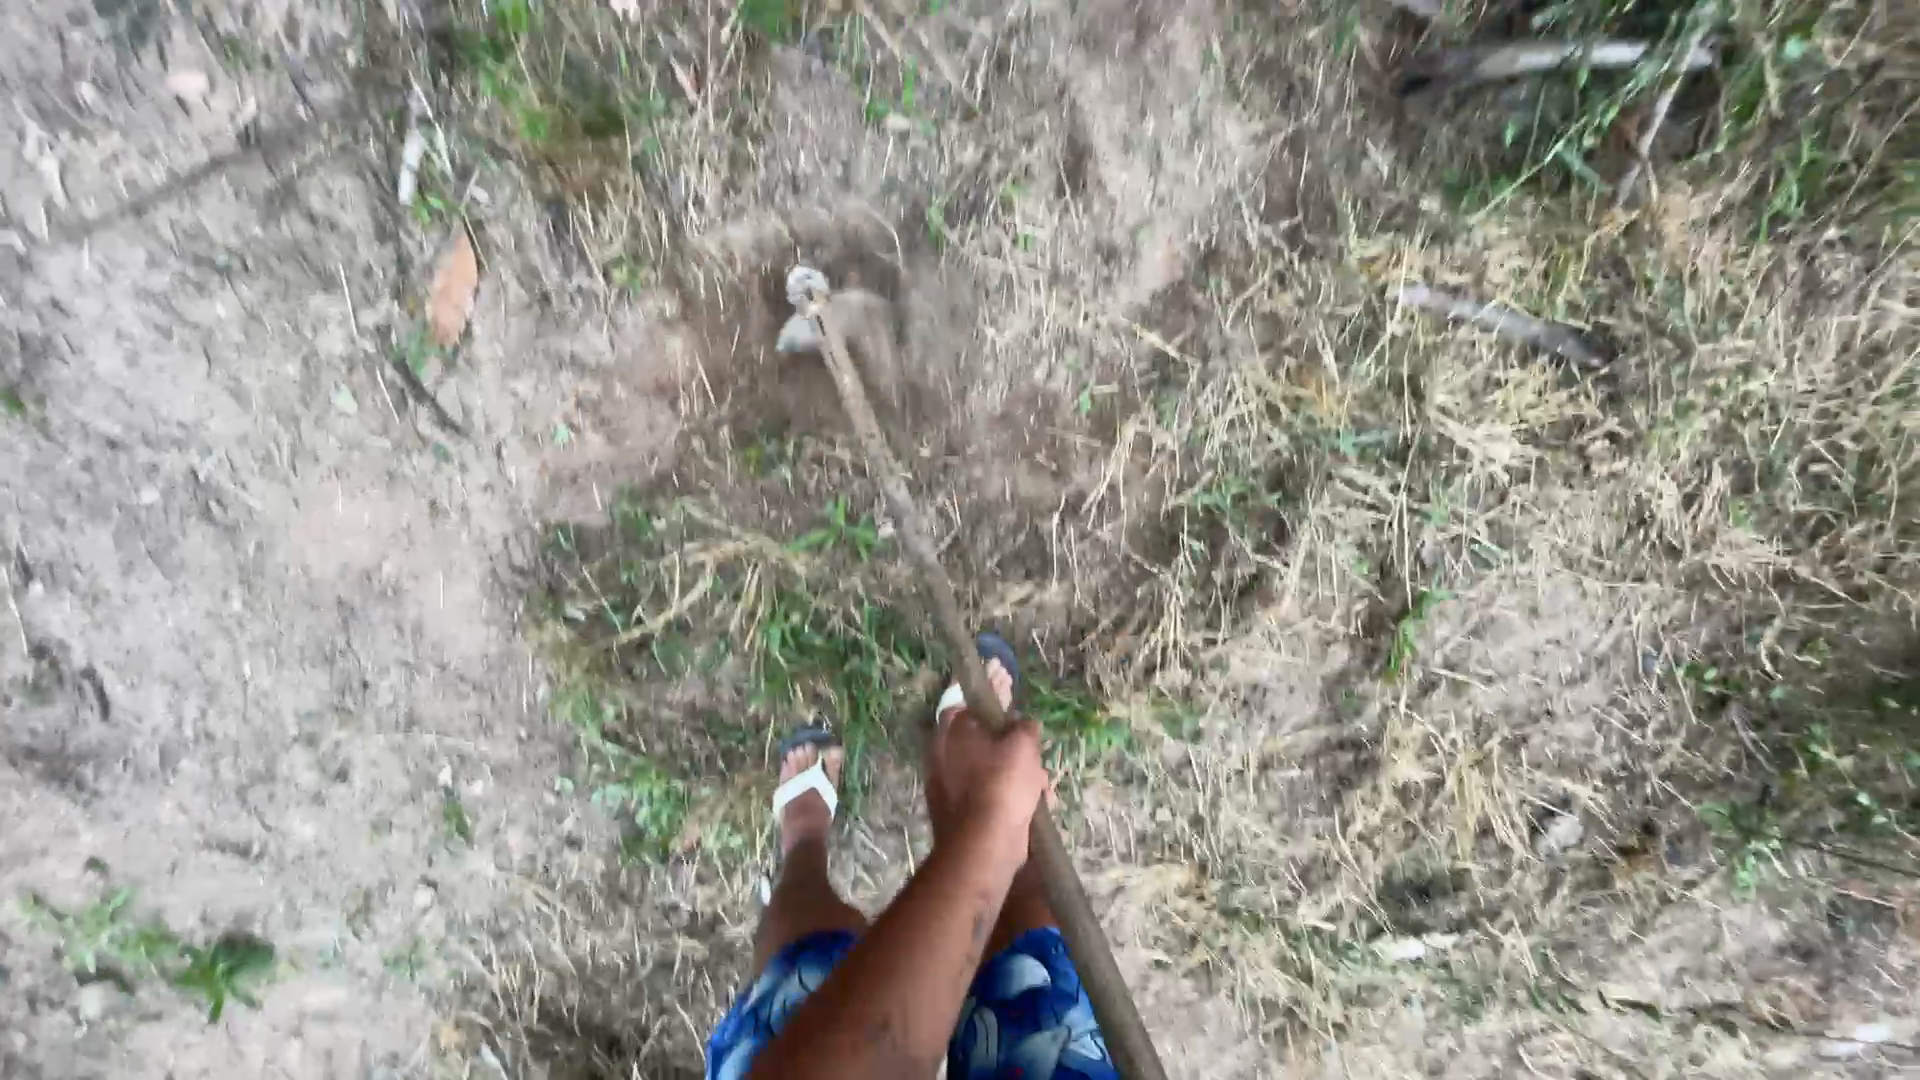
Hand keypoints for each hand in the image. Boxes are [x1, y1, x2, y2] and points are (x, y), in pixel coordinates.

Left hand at [925, 708, 1049, 862]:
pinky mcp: (961, 813)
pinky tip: (1037, 805)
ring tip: (1042, 787)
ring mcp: (950, 786)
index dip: (992, 695)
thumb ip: (1024, 727)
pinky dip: (1013, 797)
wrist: (984, 845)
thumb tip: (1024, 724)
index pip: (969, 702)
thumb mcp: (1022, 745)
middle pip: (984, 738)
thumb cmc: (1002, 783)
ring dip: (1020, 775)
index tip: (1011, 690)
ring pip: (992, 768)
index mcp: (952, 731)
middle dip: (1015, 745)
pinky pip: (992, 794)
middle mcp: (944, 755)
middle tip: (1034, 749)